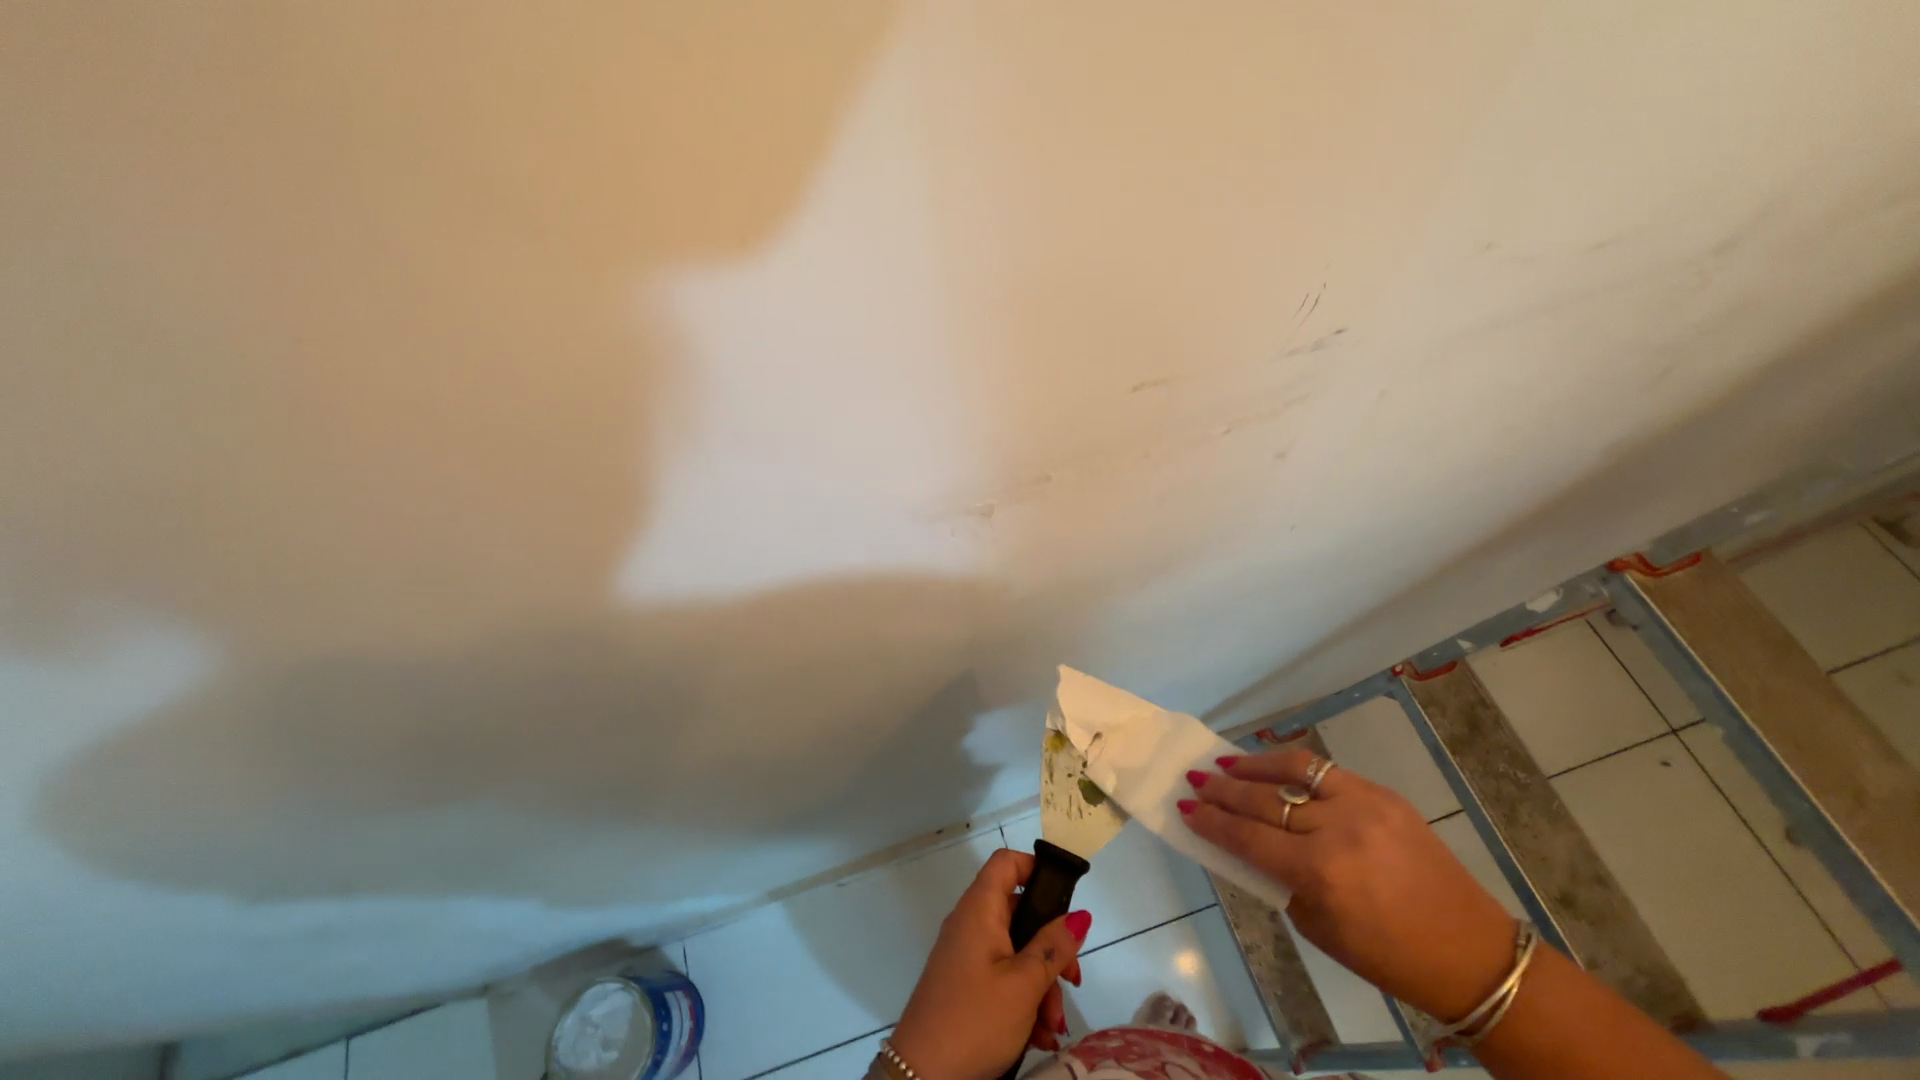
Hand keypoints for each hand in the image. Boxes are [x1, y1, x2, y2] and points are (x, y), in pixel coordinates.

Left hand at [889, 849, 1091, 1079]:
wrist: (922, 1075)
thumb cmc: (975, 1019)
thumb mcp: (1024, 984)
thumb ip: (1053, 947)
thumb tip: (1078, 915)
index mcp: (980, 910)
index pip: (1006, 863)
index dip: (1036, 868)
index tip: (1066, 897)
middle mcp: (971, 925)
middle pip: (1021, 914)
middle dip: (1052, 949)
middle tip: (1073, 980)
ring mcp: (967, 956)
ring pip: (1017, 953)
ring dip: (1042, 986)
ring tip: (1052, 1026)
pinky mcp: (966, 985)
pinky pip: (1004, 979)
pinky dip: (1024, 1002)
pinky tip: (1039, 1036)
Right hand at [1180, 749, 1516, 1021]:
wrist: (1467, 950)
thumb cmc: (1385, 955)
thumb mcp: (1317, 926)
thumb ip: (1277, 880)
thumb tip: (1245, 844)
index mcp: (1319, 872)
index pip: (1247, 837)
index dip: (1210, 821)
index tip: (1183, 807)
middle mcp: (1338, 829)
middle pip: (1263, 799)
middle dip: (1223, 790)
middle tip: (1195, 780)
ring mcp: (1365, 804)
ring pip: (1295, 769)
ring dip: (1253, 766)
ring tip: (1225, 764)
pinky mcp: (1385, 795)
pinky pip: (1328, 772)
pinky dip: (1293, 768)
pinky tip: (1273, 769)